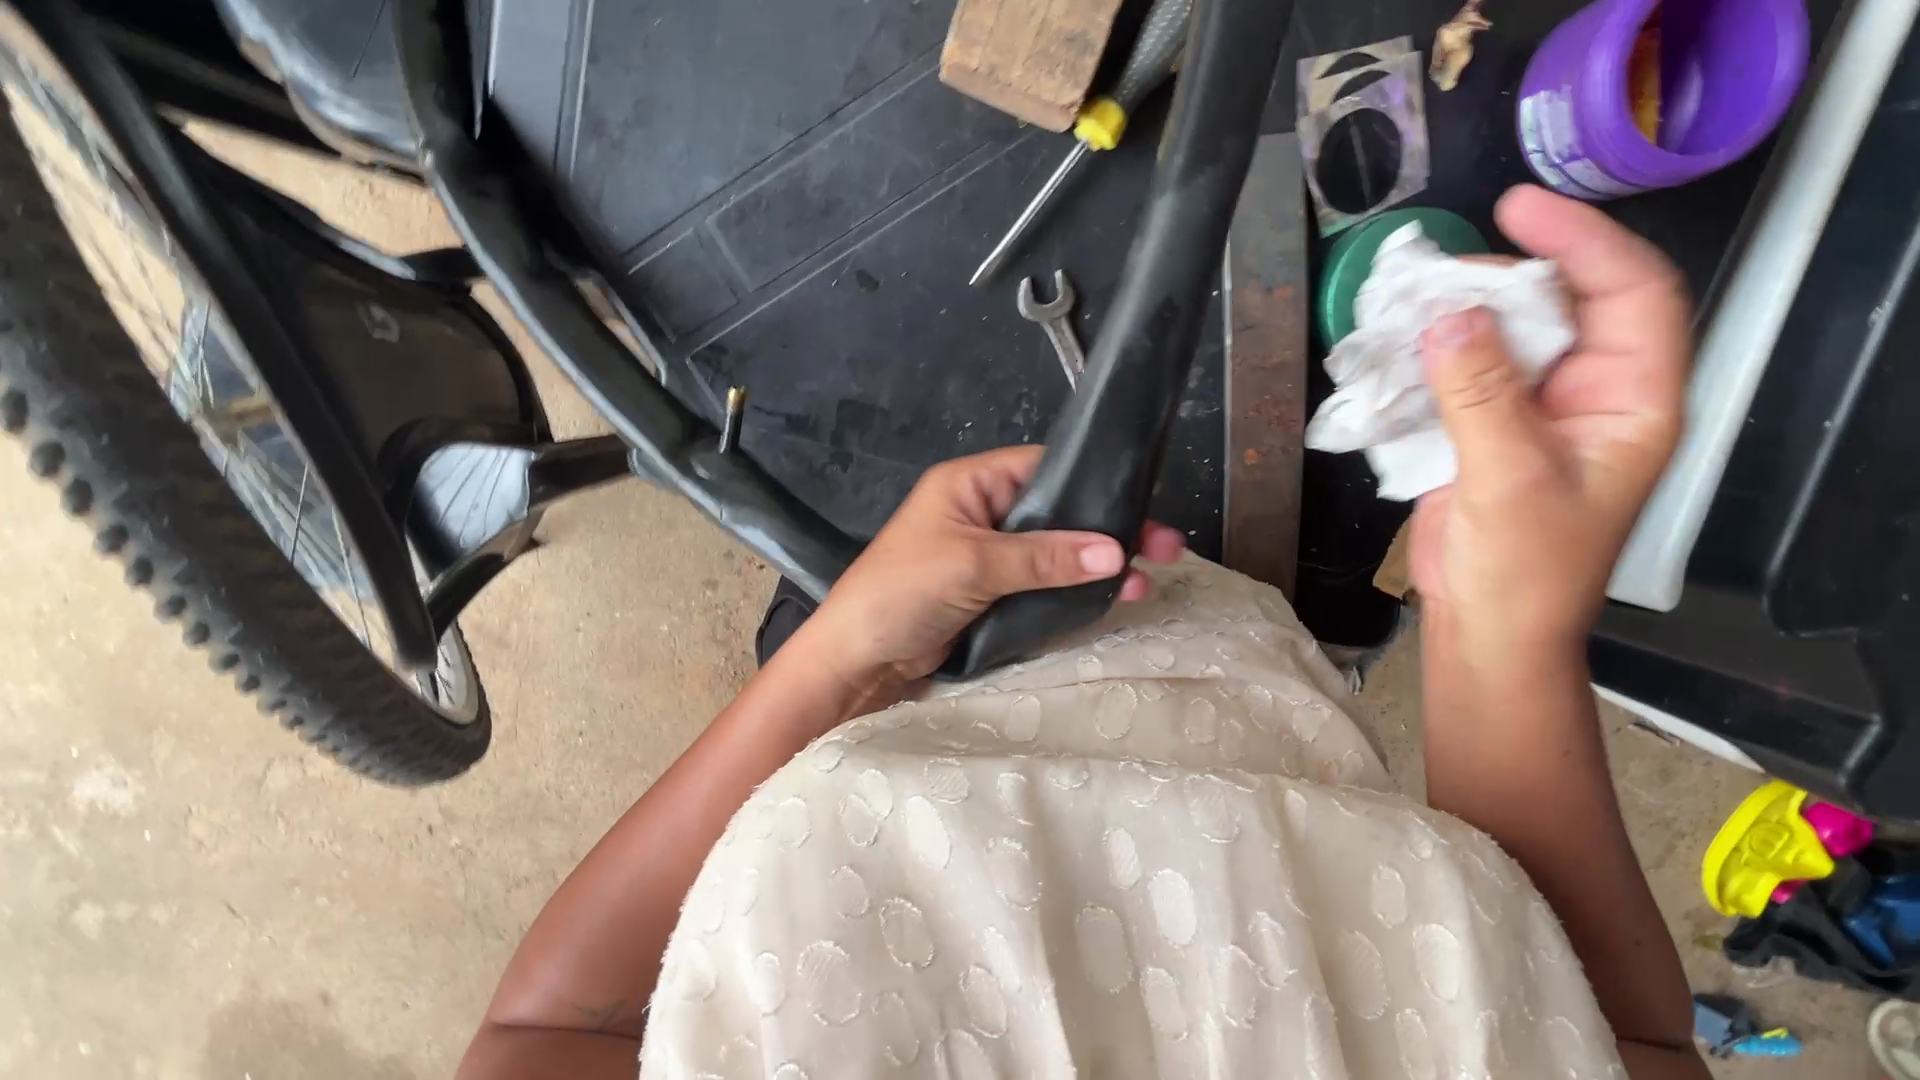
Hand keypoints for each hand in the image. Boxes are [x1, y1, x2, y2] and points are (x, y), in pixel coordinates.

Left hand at [790, 445, 1186, 688]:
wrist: (858, 659)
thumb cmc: (902, 592)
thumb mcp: (973, 564)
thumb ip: (1044, 556)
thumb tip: (1115, 551)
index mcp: (971, 484)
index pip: (1042, 468)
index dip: (1091, 482)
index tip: (1141, 501)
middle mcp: (985, 514)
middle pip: (1058, 514)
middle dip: (1108, 530)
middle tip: (1164, 548)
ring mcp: (990, 557)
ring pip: (1056, 553)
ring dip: (1098, 565)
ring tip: (1147, 580)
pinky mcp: (994, 595)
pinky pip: (1043, 585)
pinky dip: (1075, 591)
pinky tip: (1113, 597)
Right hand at [1409, 185, 1688, 662]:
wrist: (1485, 625)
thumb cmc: (1525, 567)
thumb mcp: (1510, 477)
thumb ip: (1481, 395)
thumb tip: (1446, 319)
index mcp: (1630, 400)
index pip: (1629, 294)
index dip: (1583, 242)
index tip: (1518, 209)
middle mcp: (1586, 394)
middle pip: (1560, 306)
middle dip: (1504, 280)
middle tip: (1443, 272)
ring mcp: (1531, 411)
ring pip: (1503, 337)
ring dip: (1457, 317)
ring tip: (1410, 302)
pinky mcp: (1482, 429)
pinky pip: (1460, 373)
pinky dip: (1427, 357)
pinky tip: (1395, 349)